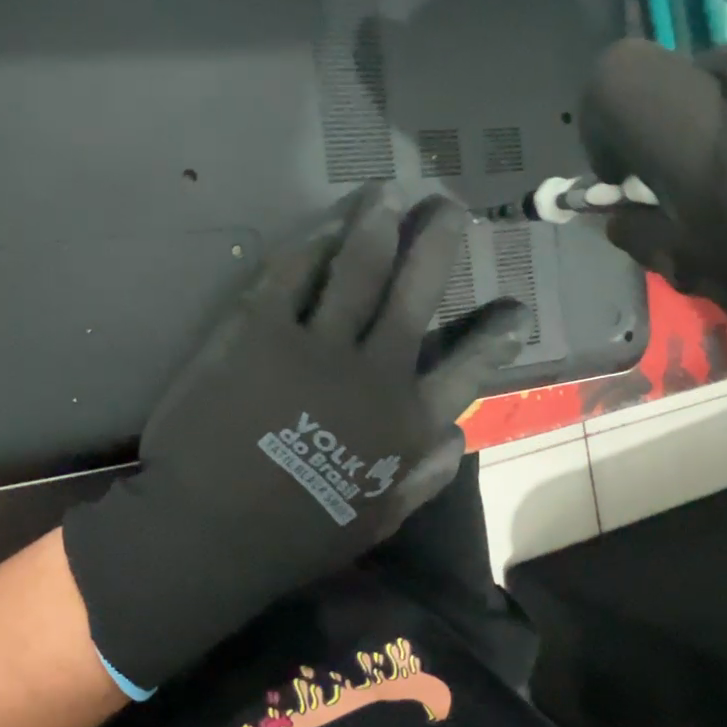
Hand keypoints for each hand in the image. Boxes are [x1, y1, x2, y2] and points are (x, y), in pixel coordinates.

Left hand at [64, 185, 530, 693]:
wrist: (208, 532)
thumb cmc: (295, 536)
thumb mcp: (377, 521)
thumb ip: (424, 477)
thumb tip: (458, 434)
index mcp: (407, 423)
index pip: (470, 368)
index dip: (497, 337)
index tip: (518, 309)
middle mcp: (374, 371)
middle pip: (417, 291)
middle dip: (438, 242)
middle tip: (451, 206)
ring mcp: (316, 344)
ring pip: (359, 266)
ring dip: (380, 222)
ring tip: (391, 190)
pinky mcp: (259, 329)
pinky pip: (291, 274)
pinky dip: (313, 245)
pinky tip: (325, 225)